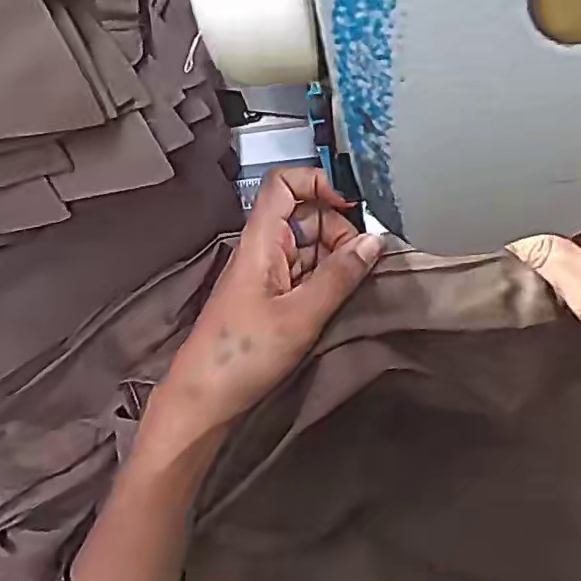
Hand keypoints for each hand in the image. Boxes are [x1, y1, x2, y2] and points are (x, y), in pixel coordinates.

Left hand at [153, 168, 383, 438]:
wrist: (205, 397)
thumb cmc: (243, 354)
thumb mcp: (301, 314)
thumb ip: (340, 276)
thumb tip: (374, 242)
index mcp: (260, 241)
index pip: (284, 183)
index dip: (318, 183)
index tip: (351, 209)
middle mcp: (262, 250)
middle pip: (306, 216)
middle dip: (339, 231)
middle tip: (360, 264)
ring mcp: (267, 275)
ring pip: (310, 247)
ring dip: (335, 260)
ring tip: (352, 287)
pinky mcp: (271, 299)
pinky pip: (305, 274)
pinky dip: (325, 281)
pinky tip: (338, 301)